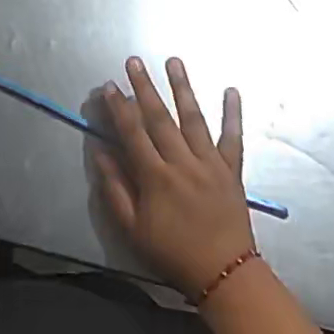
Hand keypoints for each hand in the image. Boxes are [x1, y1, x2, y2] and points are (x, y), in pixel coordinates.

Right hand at [93, 57, 253, 292]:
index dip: (119, 108)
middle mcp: (182, 162)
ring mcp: (209, 161)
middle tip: (134, 61)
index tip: (109, 85)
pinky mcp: (232, 167)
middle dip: (145, 87)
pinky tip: (231, 89)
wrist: (222, 272)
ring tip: (173, 61)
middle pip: (160, 118)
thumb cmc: (173, 253)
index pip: (133, 134)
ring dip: (183, 87)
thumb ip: (115, 189)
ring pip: (193, 118)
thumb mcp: (133, 230)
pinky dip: (233, 113)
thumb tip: (100, 152)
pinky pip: (233, 136)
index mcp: (156, 178)